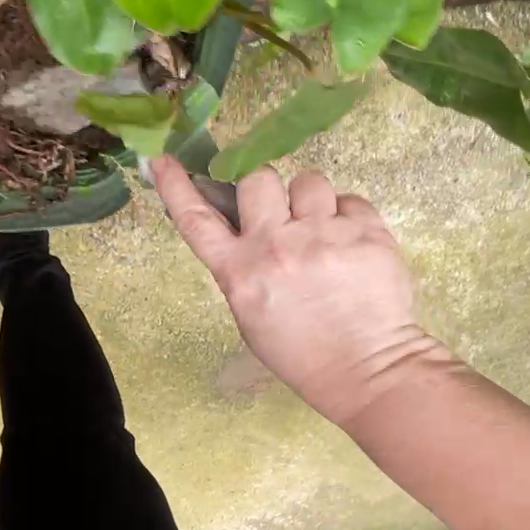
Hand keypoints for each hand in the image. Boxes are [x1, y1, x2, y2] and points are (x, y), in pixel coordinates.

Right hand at [152, 157, 450, 426]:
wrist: (366, 370)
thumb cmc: (298, 349)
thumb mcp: (248, 311)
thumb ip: (240, 266)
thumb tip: (240, 225)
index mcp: (239, 271)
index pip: (197, 219)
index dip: (176, 186)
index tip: (162, 159)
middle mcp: (276, 246)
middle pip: (258, 179)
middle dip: (266, 189)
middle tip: (281, 213)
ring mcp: (323, 235)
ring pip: (309, 181)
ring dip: (312, 201)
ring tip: (323, 231)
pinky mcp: (367, 232)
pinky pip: (351, 200)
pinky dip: (349, 217)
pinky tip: (351, 245)